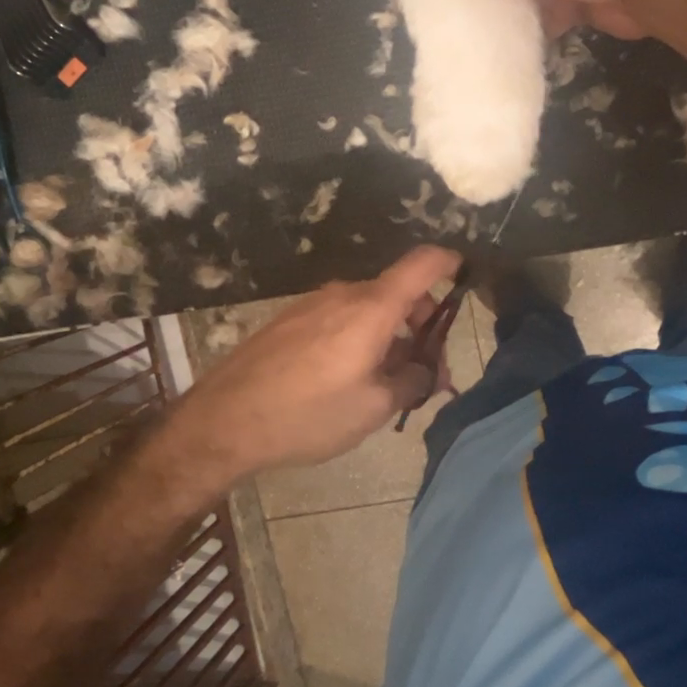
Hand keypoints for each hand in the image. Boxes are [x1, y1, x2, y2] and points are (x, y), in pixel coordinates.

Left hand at [160, 246, 462, 481]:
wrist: (220, 424)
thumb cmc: (308, 414)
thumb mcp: (375, 406)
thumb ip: (414, 381)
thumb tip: (427, 369)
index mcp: (373, 307)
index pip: (423, 263)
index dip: (450, 262)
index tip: (466, 277)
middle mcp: (344, 294)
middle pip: (398, 292)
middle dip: (422, 324)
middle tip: (427, 369)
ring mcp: (312, 305)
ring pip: (369, 309)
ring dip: (390, 336)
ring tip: (388, 382)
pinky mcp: (289, 321)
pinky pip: (341, 319)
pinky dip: (360, 338)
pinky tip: (348, 379)